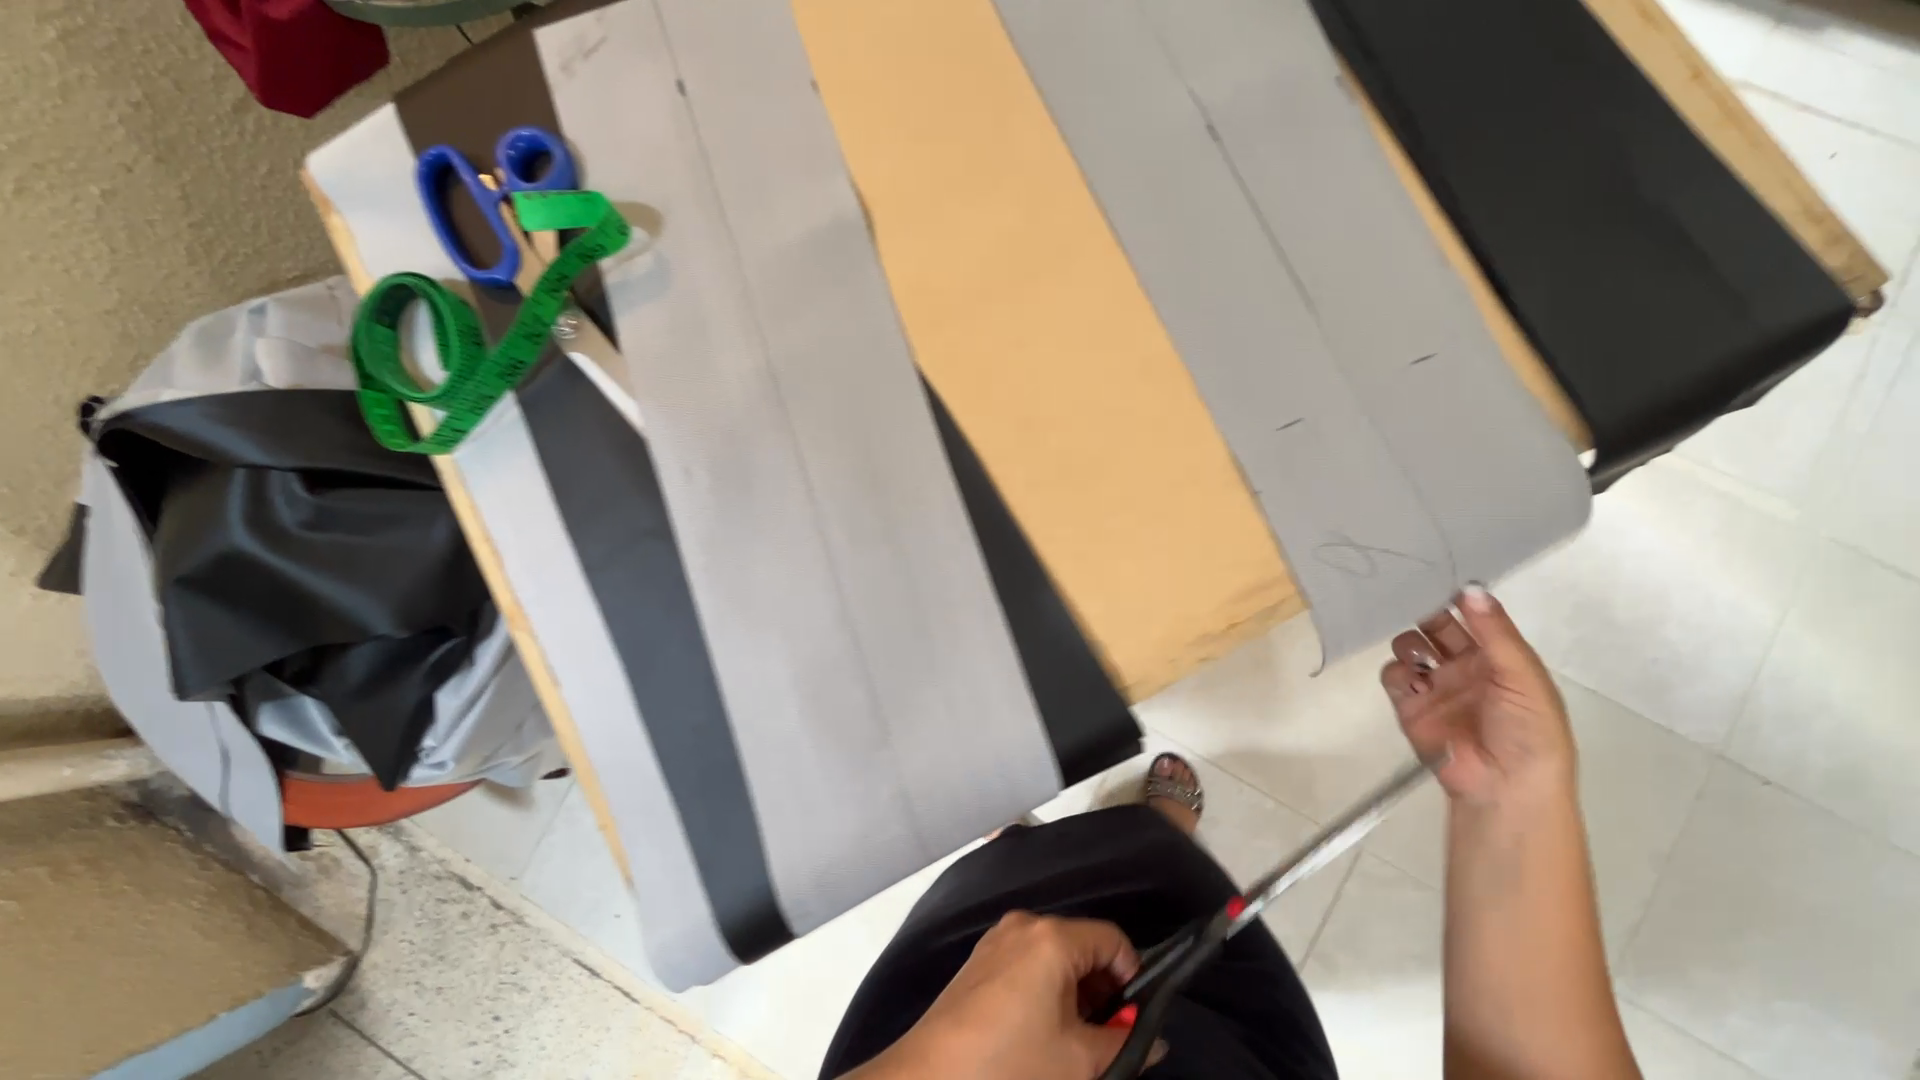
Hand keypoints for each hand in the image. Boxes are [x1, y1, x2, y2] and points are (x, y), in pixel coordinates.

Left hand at [846, 912, 1158, 1079]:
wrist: (929, 1078)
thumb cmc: (1010, 1064)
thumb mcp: (1079, 1060)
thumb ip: (1125, 1043)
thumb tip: (1154, 1039)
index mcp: (1051, 937)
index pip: (1113, 939)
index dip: (1133, 977)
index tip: (1136, 1018)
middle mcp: (1024, 925)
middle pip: (1083, 946)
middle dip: (1103, 989)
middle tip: (1108, 1036)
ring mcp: (997, 940)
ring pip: (1055, 957)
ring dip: (1075, 993)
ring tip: (1074, 1042)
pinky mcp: (979, 961)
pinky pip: (1028, 964)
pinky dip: (1046, 990)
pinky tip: (1042, 1033)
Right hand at [1379, 586, 1573, 807]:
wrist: (1505, 787)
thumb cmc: (1529, 730)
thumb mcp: (1523, 676)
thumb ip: (1494, 631)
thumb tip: (1470, 588)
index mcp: (1500, 657)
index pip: (1473, 617)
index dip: (1457, 598)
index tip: (1437, 574)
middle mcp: (1466, 666)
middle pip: (1436, 627)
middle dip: (1425, 613)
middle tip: (1411, 599)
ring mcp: (1436, 686)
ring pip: (1411, 647)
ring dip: (1409, 643)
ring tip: (1419, 654)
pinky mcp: (1409, 707)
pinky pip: (1394, 677)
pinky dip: (1398, 674)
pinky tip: (1413, 684)